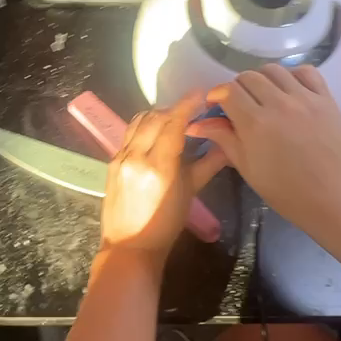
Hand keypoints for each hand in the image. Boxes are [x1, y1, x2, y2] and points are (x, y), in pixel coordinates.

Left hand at [99, 91, 227, 262]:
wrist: (130, 246)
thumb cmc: (166, 224)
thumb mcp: (191, 193)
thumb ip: (209, 164)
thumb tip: (228, 145)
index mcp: (160, 165)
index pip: (173, 123)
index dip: (187, 104)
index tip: (201, 93)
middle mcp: (137, 156)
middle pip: (155, 117)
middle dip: (174, 108)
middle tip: (191, 108)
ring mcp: (121, 157)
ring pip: (139, 121)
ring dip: (157, 114)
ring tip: (173, 118)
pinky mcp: (112, 161)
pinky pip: (129, 133)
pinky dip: (143, 126)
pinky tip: (155, 131)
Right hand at [189, 65, 340, 232]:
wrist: (331, 199)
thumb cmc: (284, 190)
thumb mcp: (247, 167)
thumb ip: (223, 138)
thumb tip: (194, 125)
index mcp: (256, 123)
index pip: (228, 91)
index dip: (217, 95)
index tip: (216, 105)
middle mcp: (279, 104)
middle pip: (249, 77)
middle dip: (237, 87)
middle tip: (239, 105)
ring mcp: (305, 98)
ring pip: (275, 70)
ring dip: (262, 79)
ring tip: (263, 97)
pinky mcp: (326, 99)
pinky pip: (306, 72)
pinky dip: (293, 75)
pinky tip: (289, 91)